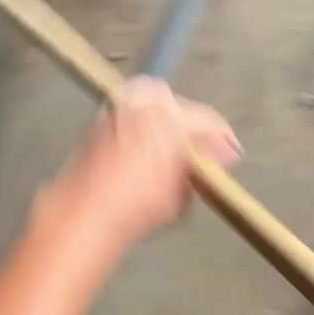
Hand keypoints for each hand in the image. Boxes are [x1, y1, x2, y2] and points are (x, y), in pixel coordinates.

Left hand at [40, 77, 240, 248]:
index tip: (231, 153)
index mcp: (171, 117)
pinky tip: (146, 149)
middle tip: (199, 150)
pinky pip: (132, 113)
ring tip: (173, 150)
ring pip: (153, 104)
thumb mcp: (178, 191)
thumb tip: (221, 152)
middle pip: (179, 106)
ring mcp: (119, 106)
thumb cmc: (135, 205)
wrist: (82, 212)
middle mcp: (145, 102)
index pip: (208, 120)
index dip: (223, 138)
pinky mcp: (100, 117)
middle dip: (192, 125)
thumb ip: (202, 164)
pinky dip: (144, 125)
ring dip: (166, 122)